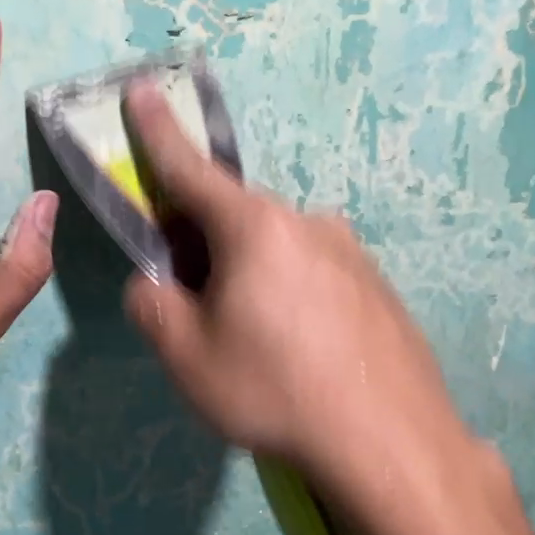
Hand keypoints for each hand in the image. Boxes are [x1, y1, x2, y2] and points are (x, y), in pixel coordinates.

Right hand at [120, 83, 468, 488]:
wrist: (392, 445)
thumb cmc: (274, 390)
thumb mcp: (184, 354)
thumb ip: (150, 304)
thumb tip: (156, 285)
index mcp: (254, 228)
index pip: (190, 170)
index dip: (157, 131)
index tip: (142, 89)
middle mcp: (307, 223)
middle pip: (231, 219)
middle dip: (199, 242)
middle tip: (188, 298)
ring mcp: (350, 252)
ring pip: (272, 249)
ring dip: (244, 273)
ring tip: (248, 341)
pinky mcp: (377, 287)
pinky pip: (310, 274)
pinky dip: (284, 294)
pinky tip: (294, 352)